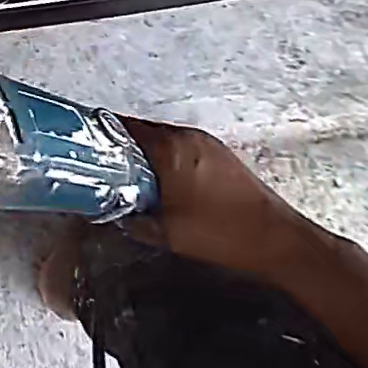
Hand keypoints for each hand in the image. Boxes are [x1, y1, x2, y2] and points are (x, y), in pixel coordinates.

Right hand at [119, 116, 311, 274]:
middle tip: (108, 160)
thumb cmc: (221, 233)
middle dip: (125, 142)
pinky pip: (182, 144)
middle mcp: (186, 136)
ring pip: (164, 136)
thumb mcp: (168, 234)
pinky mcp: (219, 152)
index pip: (126, 126)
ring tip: (135, 172)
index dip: (105, 131)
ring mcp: (206, 142)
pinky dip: (168, 154)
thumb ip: (135, 221)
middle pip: (144, 129)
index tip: (89, 139)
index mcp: (169, 148)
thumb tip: (113, 214)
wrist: (278, 241)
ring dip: (148, 148)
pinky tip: (166, 178)